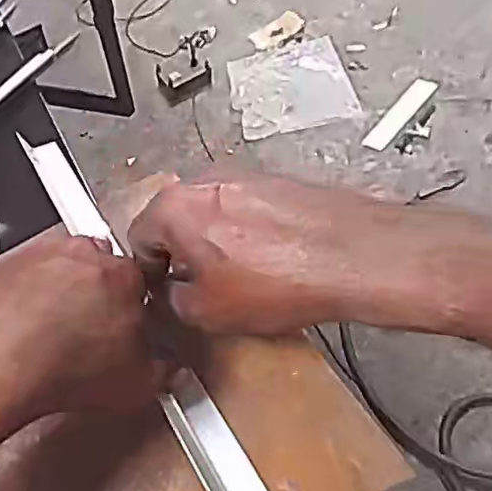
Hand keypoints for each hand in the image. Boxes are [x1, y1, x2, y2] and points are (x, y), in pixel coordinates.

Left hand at [0, 229, 164, 420]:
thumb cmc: (59, 367)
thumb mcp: (137, 384)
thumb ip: (164, 369)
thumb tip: (167, 369)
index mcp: (126, 275)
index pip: (142, 283)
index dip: (133, 309)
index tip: (123, 327)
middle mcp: (86, 254)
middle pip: (103, 270)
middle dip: (99, 296)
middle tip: (90, 331)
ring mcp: (46, 253)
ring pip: (65, 268)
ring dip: (64, 290)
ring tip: (55, 331)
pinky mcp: (10, 262)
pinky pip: (30, 273)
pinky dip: (30, 291)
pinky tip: (28, 324)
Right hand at [127, 170, 409, 334]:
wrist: (355, 258)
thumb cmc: (285, 278)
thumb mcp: (206, 312)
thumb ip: (171, 302)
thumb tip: (173, 296)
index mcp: (174, 205)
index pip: (136, 238)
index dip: (147, 273)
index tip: (160, 291)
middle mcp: (205, 180)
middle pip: (173, 221)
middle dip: (180, 255)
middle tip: (198, 289)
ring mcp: (244, 177)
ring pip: (210, 215)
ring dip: (214, 245)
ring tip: (240, 280)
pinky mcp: (277, 183)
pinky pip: (245, 212)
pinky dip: (246, 236)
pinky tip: (267, 266)